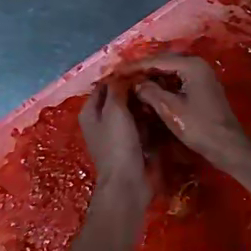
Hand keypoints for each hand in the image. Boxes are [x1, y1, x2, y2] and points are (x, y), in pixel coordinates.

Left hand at [78, 80, 147, 210]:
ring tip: (159, 93)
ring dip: (143, 104)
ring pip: (130, 111)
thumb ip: (117, 89)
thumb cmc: (118, 144)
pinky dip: (148, 119)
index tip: (141, 69)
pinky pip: (139, 125)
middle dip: (134, 90)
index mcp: (90, 111)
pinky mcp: (130, 144)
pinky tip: (159, 112)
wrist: (128, 182)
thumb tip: (123, 74)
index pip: (104, 85)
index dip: (120, 76)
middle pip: (117, 97)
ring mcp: (115, 134)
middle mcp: (100, 121)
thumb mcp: (115, 110)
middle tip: (153, 80)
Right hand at [124, 54, 250, 167]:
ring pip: (171, 72)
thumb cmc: (200, 127)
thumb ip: (151, 92)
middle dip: (144, 70)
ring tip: (133, 84)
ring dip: (153, 78)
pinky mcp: (203, 88)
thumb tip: (136, 83)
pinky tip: (151, 93)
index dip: (136, 66)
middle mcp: (198, 65)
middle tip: (123, 77)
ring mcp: (202, 76)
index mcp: (192, 65)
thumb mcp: (171, 109)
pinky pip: (178, 81)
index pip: (158, 60)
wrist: (228, 147)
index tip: (118, 71)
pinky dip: (164, 86)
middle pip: (165, 63)